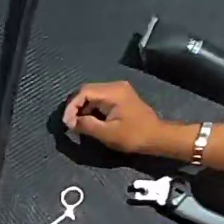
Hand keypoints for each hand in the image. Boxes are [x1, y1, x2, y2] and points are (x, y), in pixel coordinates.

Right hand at [63, 81, 179, 155]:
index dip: (71, 106)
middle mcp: (115, 86)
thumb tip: (71, 122)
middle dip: (75, 107)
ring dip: (82, 109)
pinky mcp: (120, 97)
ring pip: (92, 95)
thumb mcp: (107, 133)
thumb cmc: (133, 136)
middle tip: (70, 124)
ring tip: (77, 124)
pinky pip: (99, 99)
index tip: (67, 122)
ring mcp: (118, 90)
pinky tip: (88, 121)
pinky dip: (91, 109)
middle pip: (87, 91)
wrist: (156, 137)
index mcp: (113, 92)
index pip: (84, 92)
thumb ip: (87, 125)